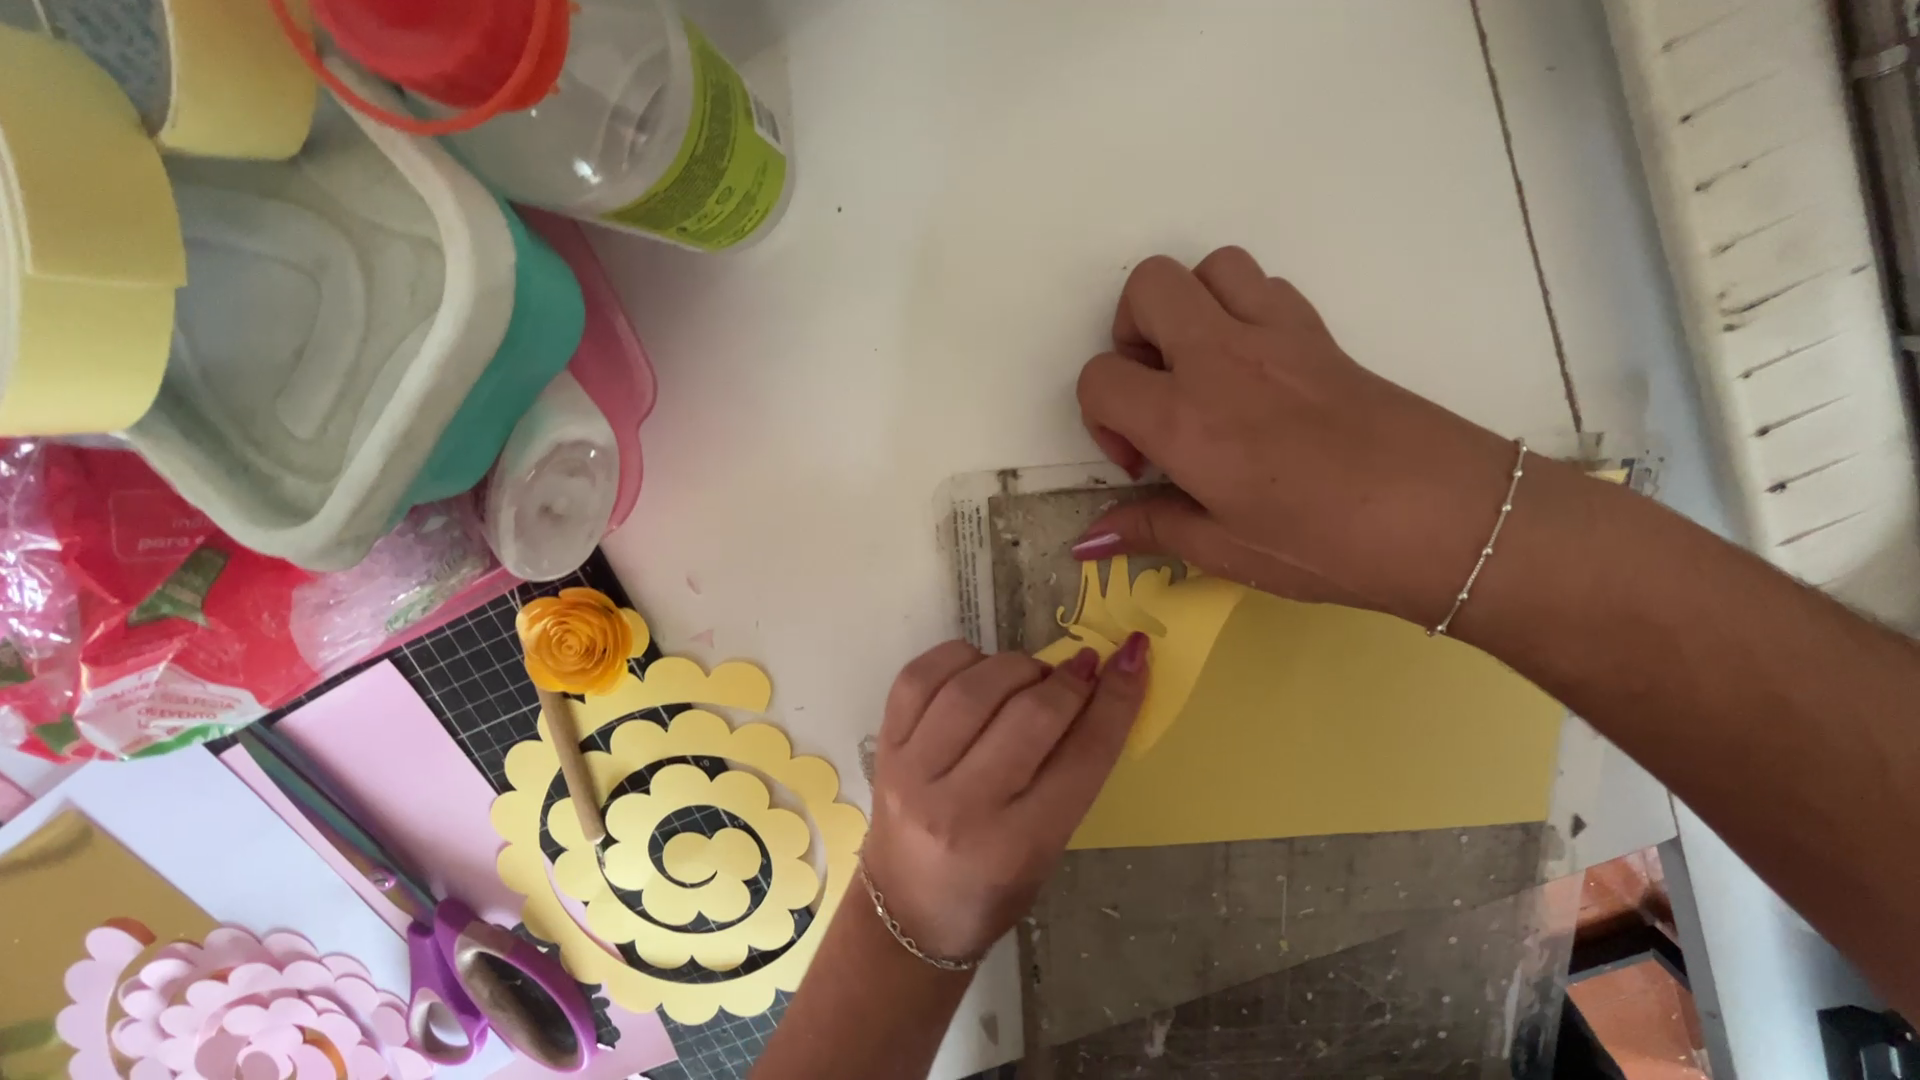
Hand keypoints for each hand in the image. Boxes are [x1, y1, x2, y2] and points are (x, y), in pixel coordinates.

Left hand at [861, 637, 1147, 961]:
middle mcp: (961, 808)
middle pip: (1030, 717)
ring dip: (1016, 666)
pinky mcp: (883, 748)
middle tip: (1081, 671)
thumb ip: (1071, 773)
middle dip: (1068, 681)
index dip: (1115, 700)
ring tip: (1031, 674)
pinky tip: (979, 667)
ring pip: (973, 688)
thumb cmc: (991, 891)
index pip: (1082, 757)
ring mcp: (913, 773)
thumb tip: (1093, 687)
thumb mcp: (1047, 848)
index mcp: (1016, 846)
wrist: (905, 915)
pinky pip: (919, 678)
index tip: (1132, 659)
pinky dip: (958, 658)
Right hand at [1073, 246, 1520, 625]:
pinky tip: (1256, 370)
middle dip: (1130, 334)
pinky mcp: (1320, 332)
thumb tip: (1087, 542)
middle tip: (1158, 393)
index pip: (1100, 379)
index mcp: (1186, 419)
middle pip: (1147, 287)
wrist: (1447, 519)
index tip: (1141, 464)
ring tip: (1201, 369)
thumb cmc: (1324, 547)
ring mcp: (1276, 335)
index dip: (1102, 420)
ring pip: (1210, 266)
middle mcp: (1221, 359)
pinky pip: (1264, 286)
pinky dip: (1242, 310)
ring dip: (1188, 307)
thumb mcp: (1224, 551)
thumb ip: (1148, 530)